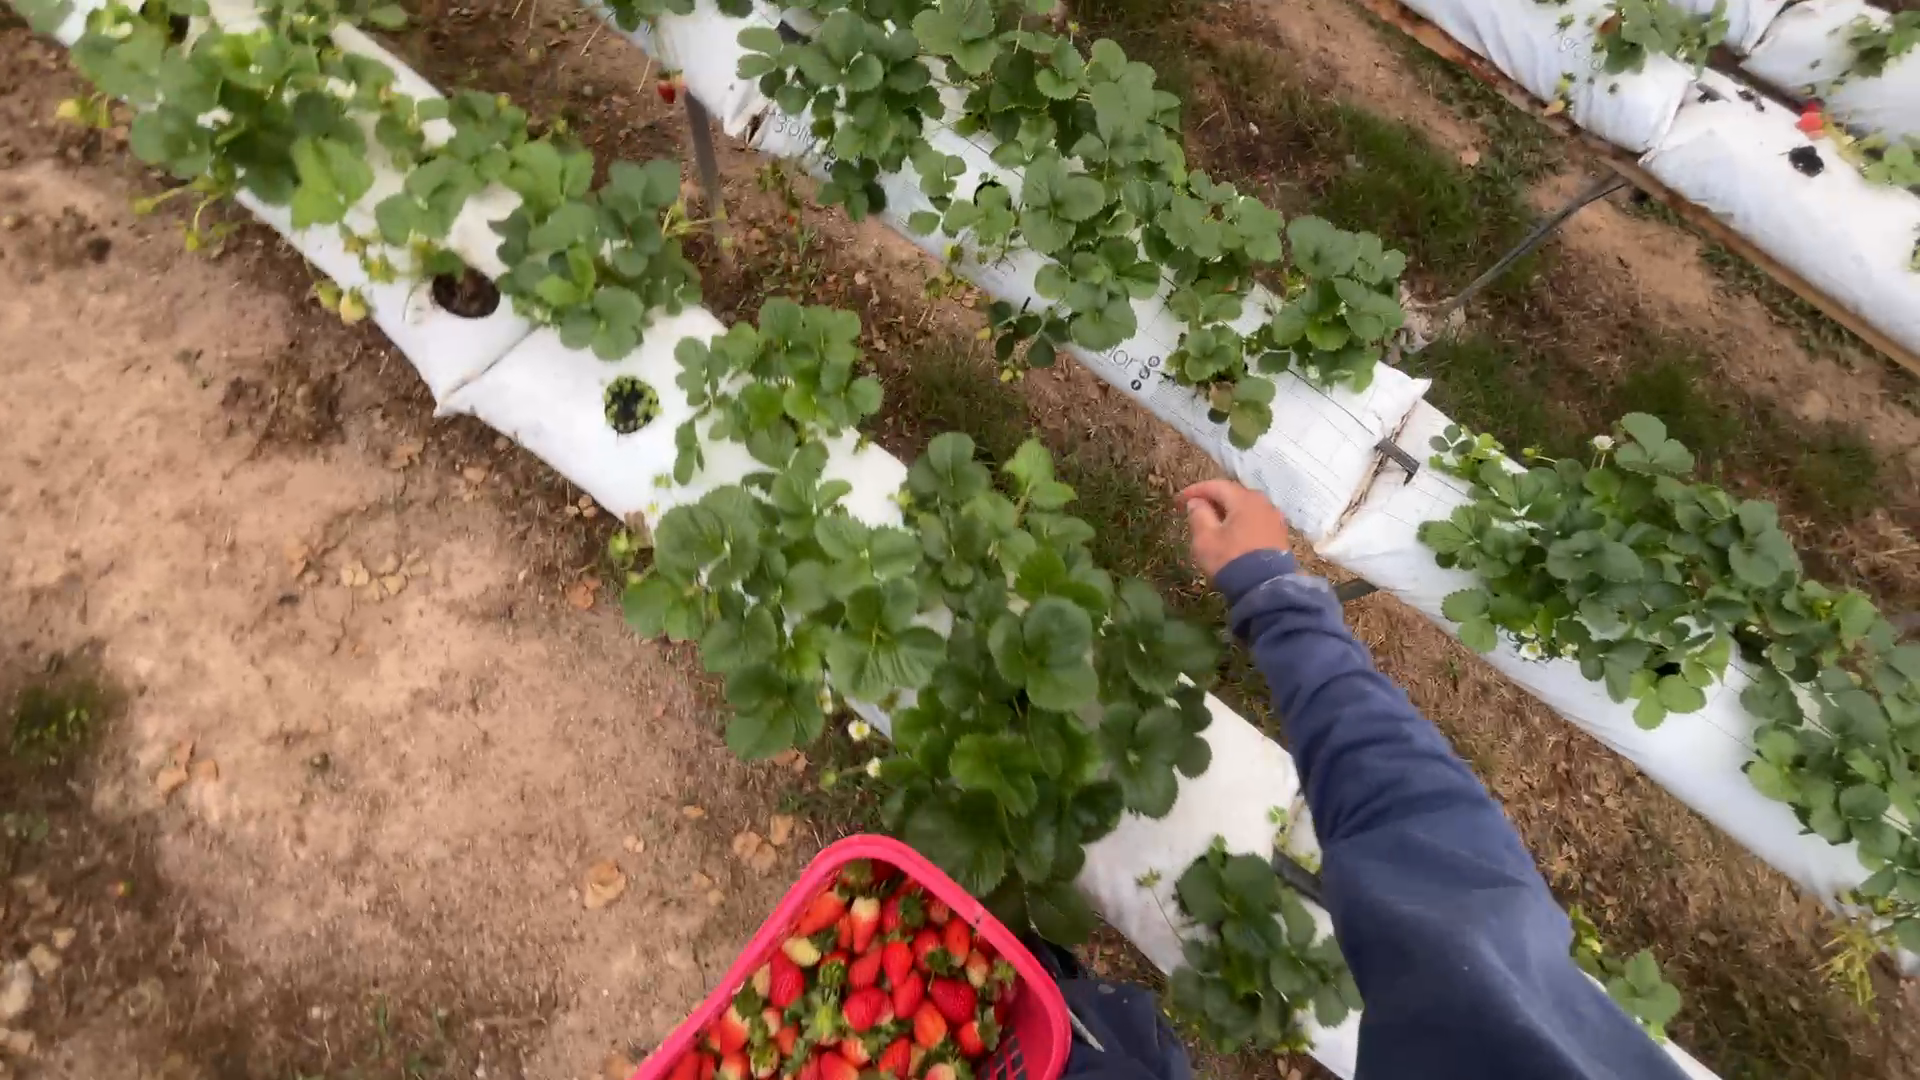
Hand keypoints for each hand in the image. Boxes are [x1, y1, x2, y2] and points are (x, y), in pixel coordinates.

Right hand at [1177, 479, 1290, 578]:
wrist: (1265, 587)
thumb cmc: (1230, 559)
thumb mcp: (1206, 538)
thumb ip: (1199, 515)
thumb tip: (1196, 502)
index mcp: (1244, 500)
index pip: (1216, 486)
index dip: (1195, 490)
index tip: (1179, 499)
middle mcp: (1262, 503)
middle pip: (1233, 493)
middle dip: (1213, 498)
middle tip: (1195, 507)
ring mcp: (1274, 518)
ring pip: (1246, 506)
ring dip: (1228, 510)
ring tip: (1212, 520)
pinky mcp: (1279, 533)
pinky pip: (1255, 518)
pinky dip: (1241, 520)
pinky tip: (1232, 531)